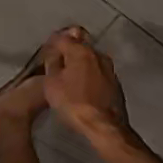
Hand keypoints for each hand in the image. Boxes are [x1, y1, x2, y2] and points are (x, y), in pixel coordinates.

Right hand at [41, 25, 131, 141]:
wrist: (104, 125)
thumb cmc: (73, 103)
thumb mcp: (52, 83)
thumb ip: (52, 62)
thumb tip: (54, 51)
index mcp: (81, 51)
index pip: (63, 37)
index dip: (52, 43)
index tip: (46, 51)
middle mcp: (98, 55)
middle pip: (80, 45)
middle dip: (68, 50)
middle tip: (57, 63)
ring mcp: (109, 69)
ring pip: (91, 59)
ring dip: (80, 63)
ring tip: (69, 77)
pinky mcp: (115, 83)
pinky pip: (98, 72)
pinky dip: (90, 75)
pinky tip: (83, 88)